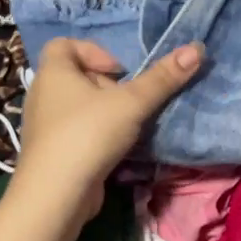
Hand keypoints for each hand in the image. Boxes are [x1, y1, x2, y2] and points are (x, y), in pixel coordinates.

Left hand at [8, 39, 203, 222]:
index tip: (120, 71)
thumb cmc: (88, 134)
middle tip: (130, 100)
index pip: (65, 44)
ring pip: (80, 106)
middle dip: (108, 84)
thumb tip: (197, 48)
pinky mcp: (53, 151)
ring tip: (128, 125)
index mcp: (53, 72)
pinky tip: (117, 148)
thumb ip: (163, 77)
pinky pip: (78, 131)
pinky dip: (97, 134)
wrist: (56, 196)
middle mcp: (43, 94)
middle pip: (78, 76)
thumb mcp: (132, 103)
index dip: (95, 51)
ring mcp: (45, 125)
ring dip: (106, 111)